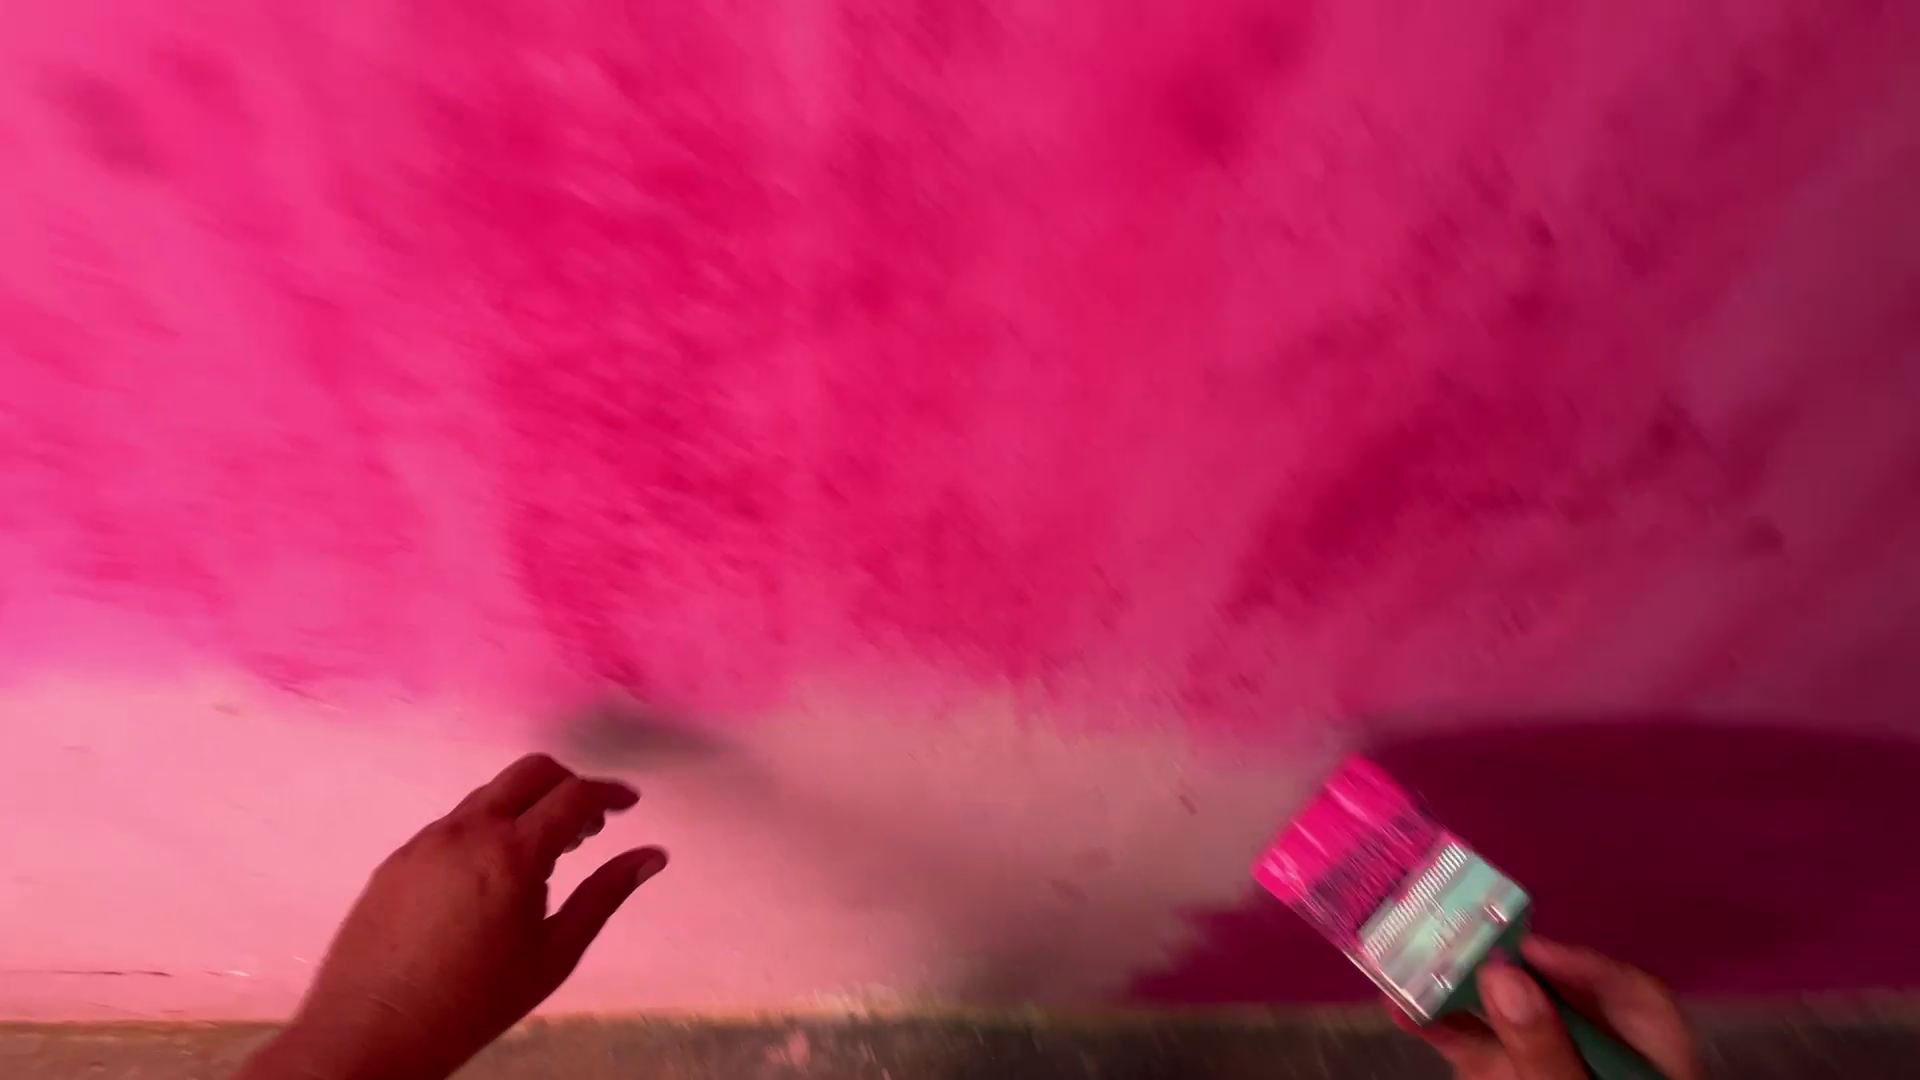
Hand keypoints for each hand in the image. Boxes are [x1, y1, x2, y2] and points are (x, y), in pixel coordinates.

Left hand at [238, 754, 666, 1079]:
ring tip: (542, 855)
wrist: (360, 1045)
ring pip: (493, 792)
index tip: (629, 803)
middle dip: (570, 782)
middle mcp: (469, 832)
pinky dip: (490, 826)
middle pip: (533, 771)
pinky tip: (491, 875)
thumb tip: (655, 855)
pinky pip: (457, 821)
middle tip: (587, 823)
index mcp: (513, 853)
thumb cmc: (472, 1003)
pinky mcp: (397, 860)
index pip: (575, 795)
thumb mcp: (554, 954)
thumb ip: (606, 894)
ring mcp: (427, 842)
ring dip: (528, 805)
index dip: (610, 792)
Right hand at [1392, 936, 1701, 1079]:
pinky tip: (1397, 1009)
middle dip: (1495, 963)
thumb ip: (1547, 1054)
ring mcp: (1542, 1066)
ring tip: (1401, 964)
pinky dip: (1434, 1024)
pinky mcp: (1499, 1077)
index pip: (1632, 1000)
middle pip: (1553, 994)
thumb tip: (1505, 976)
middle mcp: (1591, 1056)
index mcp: (1644, 1069)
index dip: (1582, 966)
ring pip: (1500, 1013)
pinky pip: (1468, 1043)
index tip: (1524, 950)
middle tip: (1446, 936)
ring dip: (1449, 988)